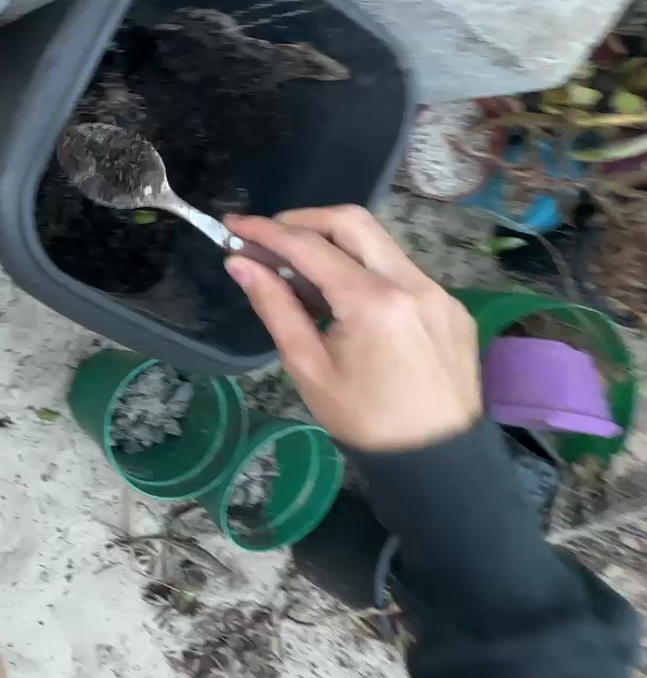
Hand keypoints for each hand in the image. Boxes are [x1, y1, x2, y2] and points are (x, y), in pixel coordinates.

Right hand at [224, 206, 480, 452]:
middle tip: (263, 237)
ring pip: (376, 241)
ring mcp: (437, 293)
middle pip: (352, 222)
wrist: (437, 457)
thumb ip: (273, 304)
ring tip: (290, 266)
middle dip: (300, 220)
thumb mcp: (304, 361)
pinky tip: (330, 292)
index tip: (230, 225)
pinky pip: (394, 267)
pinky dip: (354, 264)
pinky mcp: (447, 305)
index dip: (264, 230)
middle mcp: (413, 285)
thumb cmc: (359, 414)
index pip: (309, 245)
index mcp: (373, 302)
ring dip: (327, 241)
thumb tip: (238, 261)